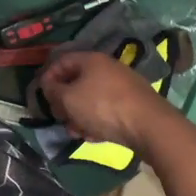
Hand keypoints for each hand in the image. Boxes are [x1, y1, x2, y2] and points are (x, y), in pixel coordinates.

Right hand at [37, 50, 183, 150]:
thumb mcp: (68, 99)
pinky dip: (98, 121)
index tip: (44, 96)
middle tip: (60, 118)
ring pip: (93, 98)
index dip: (48, 78)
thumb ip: (53, 91)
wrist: (151, 127)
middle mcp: (108, 68)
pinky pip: (109, 110)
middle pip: (78, 82)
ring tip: (76, 132)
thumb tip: (48, 87)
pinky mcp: (135, 105)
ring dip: (80, 115)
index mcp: (91, 59)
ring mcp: (124, 86)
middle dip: (65, 102)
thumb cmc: (103, 107)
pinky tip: (95, 136)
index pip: (61, 62)